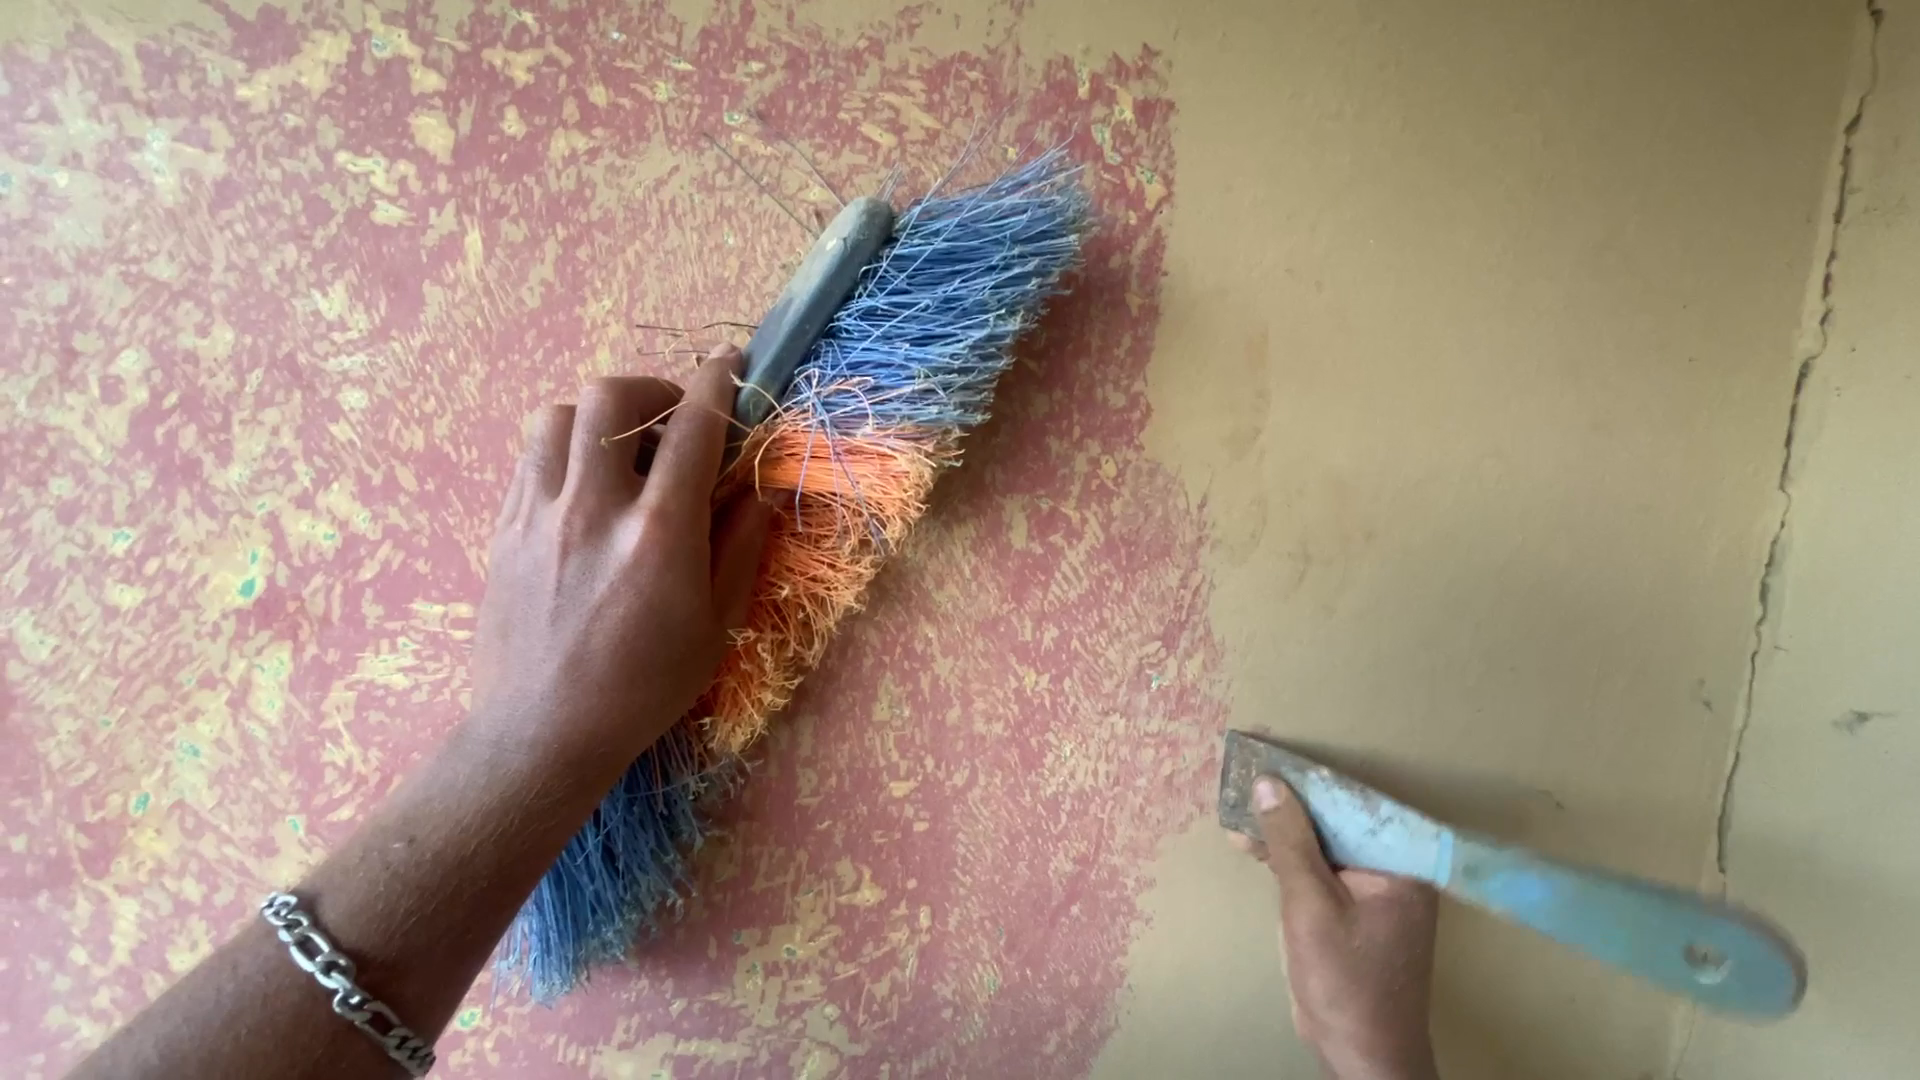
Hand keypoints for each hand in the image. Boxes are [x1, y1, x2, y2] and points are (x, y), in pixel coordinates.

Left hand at [467, 345, 770, 767]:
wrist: (541, 733)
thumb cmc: (646, 685)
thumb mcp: (717, 624)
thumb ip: (742, 545)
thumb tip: (763, 488)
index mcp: (660, 533)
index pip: (694, 428)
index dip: (717, 381)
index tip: (730, 362)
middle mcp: (594, 507)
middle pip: (610, 396)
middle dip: (653, 389)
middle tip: (674, 420)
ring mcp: (537, 513)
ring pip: (557, 415)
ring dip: (599, 417)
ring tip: (621, 453)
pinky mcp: (503, 527)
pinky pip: (530, 456)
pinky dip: (565, 449)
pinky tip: (584, 488)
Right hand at [1238, 776, 1440, 1079]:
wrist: (1361, 1057)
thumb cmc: (1345, 981)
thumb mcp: (1310, 904)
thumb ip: (1289, 841)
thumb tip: (1266, 782)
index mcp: (1400, 865)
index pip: (1356, 803)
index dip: (1310, 776)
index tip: (1270, 752)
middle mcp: (1391, 871)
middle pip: (1336, 820)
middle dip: (1289, 800)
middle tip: (1246, 773)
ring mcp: (1369, 892)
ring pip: (1321, 843)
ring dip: (1280, 829)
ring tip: (1236, 808)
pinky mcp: (1347, 910)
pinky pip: (1315, 868)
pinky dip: (1284, 858)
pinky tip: (1249, 844)